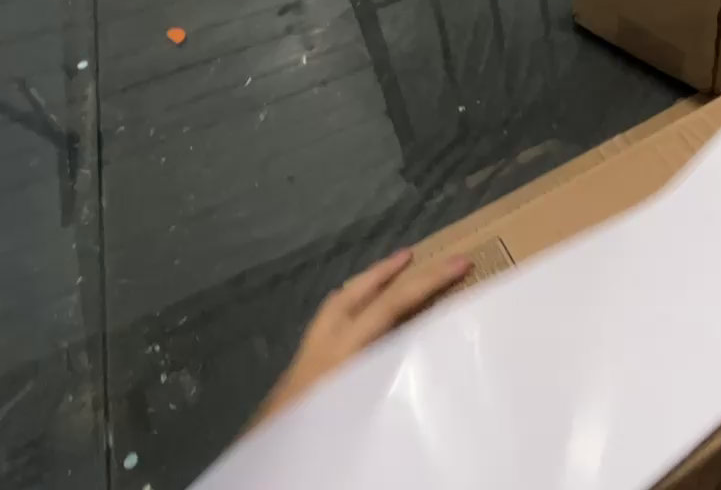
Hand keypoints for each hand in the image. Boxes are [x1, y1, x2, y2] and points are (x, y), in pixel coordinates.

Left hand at [249, 248, 471, 430]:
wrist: (259, 481)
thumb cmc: (310, 450)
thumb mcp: (359, 414)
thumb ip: (394, 380)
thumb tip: (434, 354)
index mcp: (340, 355)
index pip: (391, 304)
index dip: (429, 281)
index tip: (462, 262)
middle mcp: (319, 351)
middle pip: (353, 295)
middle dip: (384, 271)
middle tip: (411, 253)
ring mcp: (303, 365)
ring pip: (333, 310)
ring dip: (362, 288)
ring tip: (383, 278)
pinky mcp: (295, 383)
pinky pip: (325, 330)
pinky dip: (345, 314)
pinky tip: (356, 326)